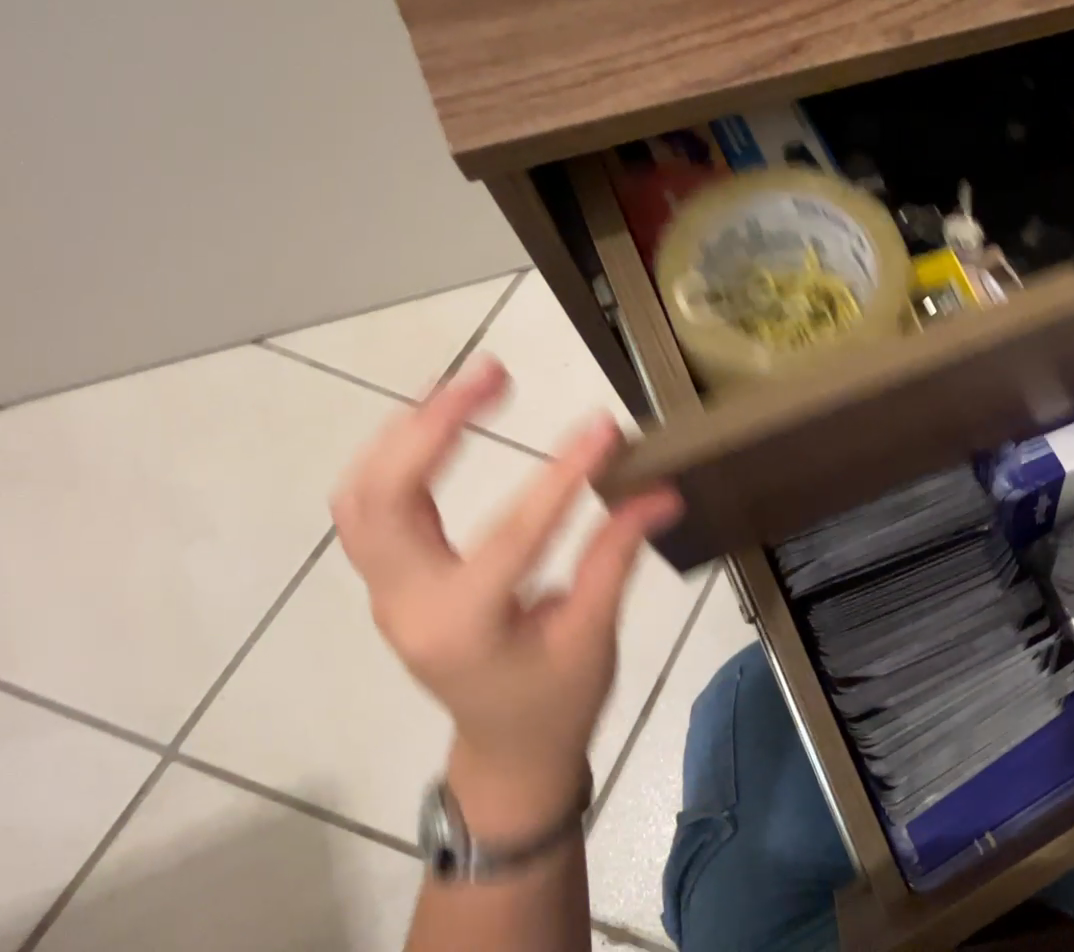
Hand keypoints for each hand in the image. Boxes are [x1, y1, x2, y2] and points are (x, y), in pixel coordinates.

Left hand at [330, 357, 681, 832]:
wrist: (506, 753)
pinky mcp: (391, 582)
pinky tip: (439, 428)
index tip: (604, 427)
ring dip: (405, 433)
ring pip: (362, 496)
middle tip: (491, 373)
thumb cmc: (557, 702)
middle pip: (384, 496)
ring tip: (462, 387)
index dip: (562, 473)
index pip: (514, 533)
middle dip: (433, 425)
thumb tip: (660, 492)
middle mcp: (407, 603)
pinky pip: (371, 509)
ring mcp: (387, 592)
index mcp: (465, 625)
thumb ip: (616, 557)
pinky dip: (397, 458)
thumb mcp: (594, 635)